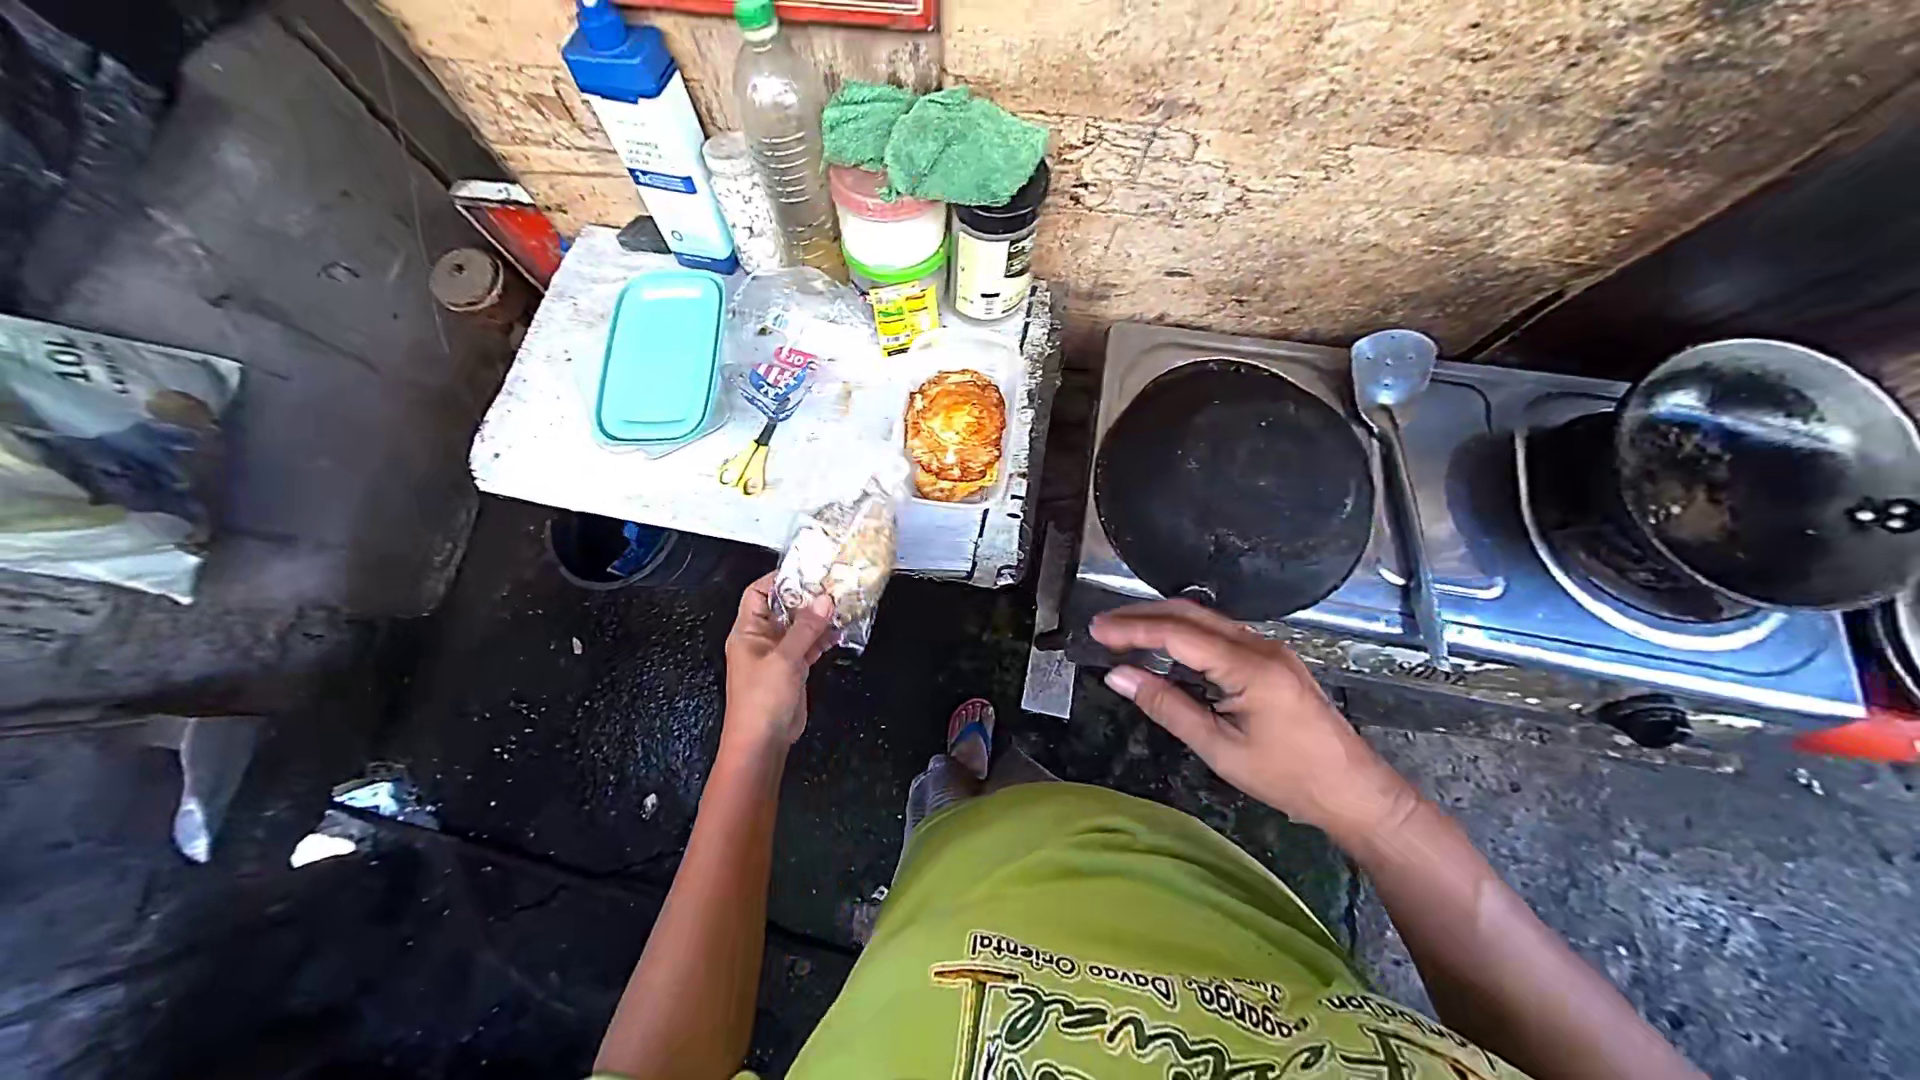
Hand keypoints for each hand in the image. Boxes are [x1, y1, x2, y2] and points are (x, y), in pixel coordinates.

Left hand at [723, 573, 834, 753]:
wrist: (762, 742)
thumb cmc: (760, 703)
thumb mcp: (784, 659)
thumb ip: (805, 628)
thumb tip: (823, 600)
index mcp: (748, 632)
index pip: (758, 593)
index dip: (778, 579)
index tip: (805, 571)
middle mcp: (761, 640)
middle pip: (783, 608)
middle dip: (806, 598)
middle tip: (830, 585)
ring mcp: (777, 655)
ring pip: (799, 627)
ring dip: (818, 617)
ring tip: (840, 605)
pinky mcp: (792, 669)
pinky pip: (808, 645)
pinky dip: (822, 638)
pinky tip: (838, 631)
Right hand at [1090, 600, 1419, 839]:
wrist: (1354, 790)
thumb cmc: (1288, 777)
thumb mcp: (1218, 748)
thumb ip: (1165, 706)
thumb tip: (1118, 677)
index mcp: (1249, 667)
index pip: (1177, 633)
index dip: (1131, 628)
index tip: (1096, 629)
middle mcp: (1260, 646)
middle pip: (1190, 613)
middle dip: (1141, 615)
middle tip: (1102, 625)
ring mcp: (1269, 648)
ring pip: (1204, 619)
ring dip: (1161, 621)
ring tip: (1122, 633)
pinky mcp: (1272, 658)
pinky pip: (1219, 633)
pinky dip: (1184, 633)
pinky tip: (1164, 646)